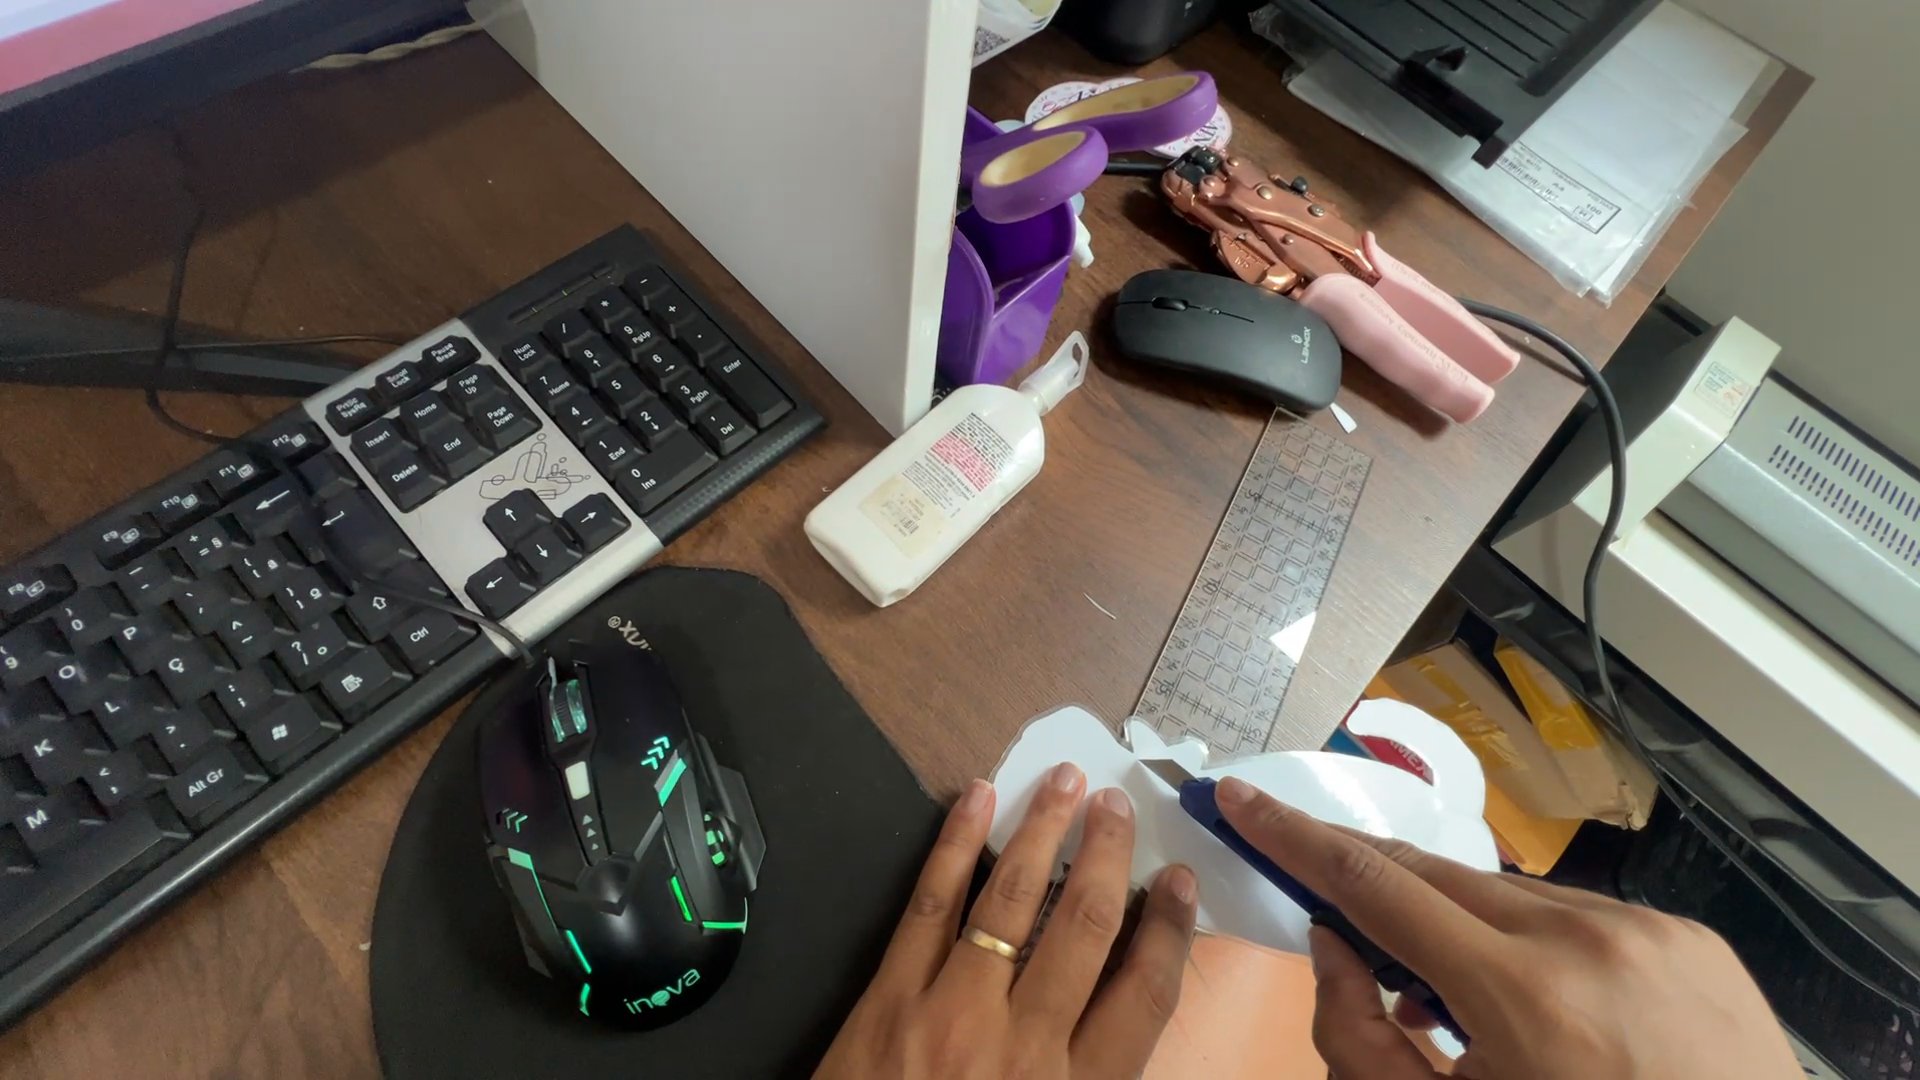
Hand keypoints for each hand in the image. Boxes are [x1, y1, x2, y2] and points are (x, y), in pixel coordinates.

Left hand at [816, 764, 1199, 1078]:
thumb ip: (1092, 1069)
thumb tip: (1124, 991)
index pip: (1141, 996)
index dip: (1167, 930)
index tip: (1178, 879)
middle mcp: (1023, 1045)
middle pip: (1080, 927)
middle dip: (1104, 855)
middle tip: (1116, 802)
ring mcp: (952, 1010)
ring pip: (1009, 897)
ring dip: (1042, 830)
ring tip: (1065, 781)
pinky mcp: (892, 992)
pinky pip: (932, 903)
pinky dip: (956, 842)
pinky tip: (978, 796)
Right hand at [1211, 777, 1799, 1079]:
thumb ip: (1356, 1037)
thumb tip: (1330, 938)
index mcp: (1529, 1002)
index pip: (1372, 884)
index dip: (1291, 837)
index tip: (1237, 799)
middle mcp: (1590, 940)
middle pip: (1426, 873)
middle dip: (1361, 877)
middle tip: (1320, 895)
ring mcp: (1653, 931)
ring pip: (1493, 892)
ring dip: (1451, 923)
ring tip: (1458, 995)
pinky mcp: (1693, 938)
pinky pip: (1562, 911)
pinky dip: (1521, 938)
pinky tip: (1542, 1001)